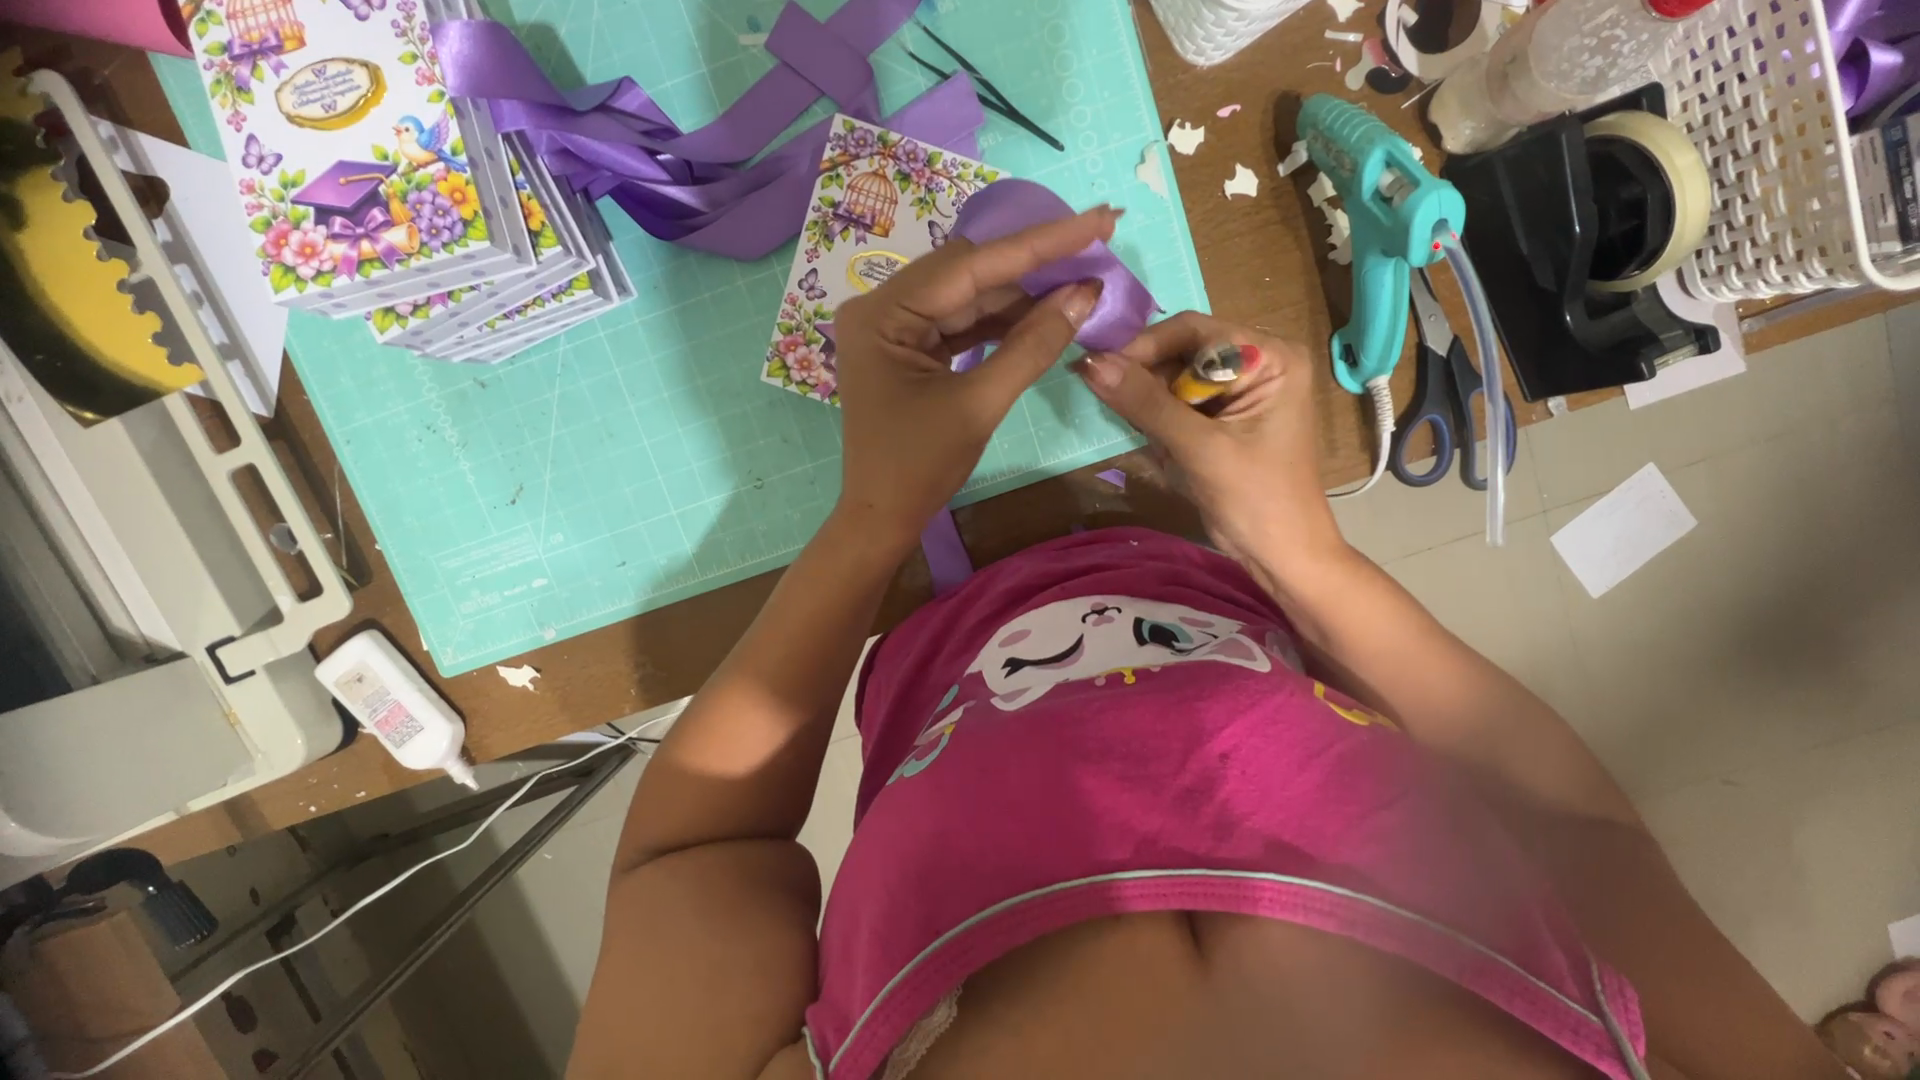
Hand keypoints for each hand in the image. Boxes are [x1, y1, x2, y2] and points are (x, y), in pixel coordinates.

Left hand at [829, 206, 1116, 546]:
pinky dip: (1001, 321)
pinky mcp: (907, 346)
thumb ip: (1032, 345)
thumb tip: (1084, 293)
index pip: (972, 265)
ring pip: (968, 294)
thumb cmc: (920, 467)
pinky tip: (1045, 313)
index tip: (1098, 220)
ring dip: (1022, 294)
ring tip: (1081, 283)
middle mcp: (881, 306)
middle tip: (1097, 248)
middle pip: (969, 271)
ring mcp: (893, 326)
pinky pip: (961, 321)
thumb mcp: (980, 404)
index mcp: (882, 313)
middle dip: (1034, 264)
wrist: (882, 517)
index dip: (1041, 244)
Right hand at [1076, 312, 1345, 576]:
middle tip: (1125, 416)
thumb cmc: (1256, 499)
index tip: (1101, 372)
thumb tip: (1090, 364)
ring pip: (1172, 381)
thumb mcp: (1199, 448)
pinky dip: (1161, 427)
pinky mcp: (1222, 419)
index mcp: (1271, 357)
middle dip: (1150, 385)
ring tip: (1160, 445)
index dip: (1145, 347)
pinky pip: (1176, 406)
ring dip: (1154, 412)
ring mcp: (1239, 392)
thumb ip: (1146, 403)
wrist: (1282, 555)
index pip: (1193, 330)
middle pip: (1180, 353)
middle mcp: (1257, 363)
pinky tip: (1170, 454)